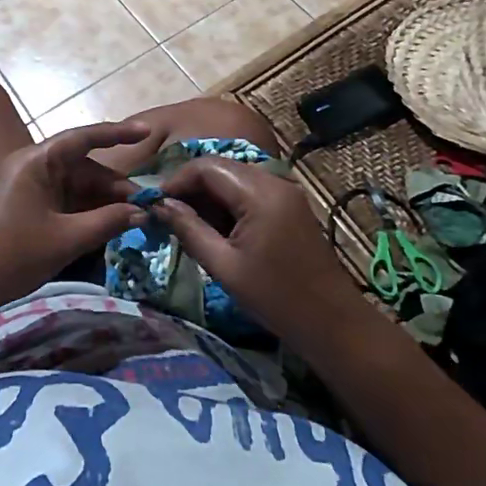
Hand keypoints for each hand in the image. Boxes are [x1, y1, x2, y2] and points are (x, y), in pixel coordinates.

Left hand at [0, 122, 150, 308]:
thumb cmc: (14, 254)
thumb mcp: (68, 239)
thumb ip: (109, 221)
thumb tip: (143, 213)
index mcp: (37, 162)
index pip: (84, 137)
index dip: (118, 133)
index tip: (148, 131)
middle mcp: (35, 166)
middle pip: (86, 166)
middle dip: (116, 185)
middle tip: (148, 203)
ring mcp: (32, 186)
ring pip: (80, 185)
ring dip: (106, 200)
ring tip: (136, 217)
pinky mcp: (32, 206)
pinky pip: (69, 200)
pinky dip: (90, 210)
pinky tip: (113, 223)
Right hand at [152, 158, 359, 340]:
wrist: (330, 319)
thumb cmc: (274, 297)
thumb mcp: (224, 265)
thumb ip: (189, 229)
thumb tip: (160, 205)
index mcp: (259, 192)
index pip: (207, 166)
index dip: (176, 180)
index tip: (154, 203)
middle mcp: (275, 181)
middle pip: (222, 167)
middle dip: (191, 187)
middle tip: (167, 215)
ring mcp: (286, 191)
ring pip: (236, 178)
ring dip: (210, 195)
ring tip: (187, 224)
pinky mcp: (291, 204)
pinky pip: (252, 191)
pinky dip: (230, 202)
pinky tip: (216, 228)